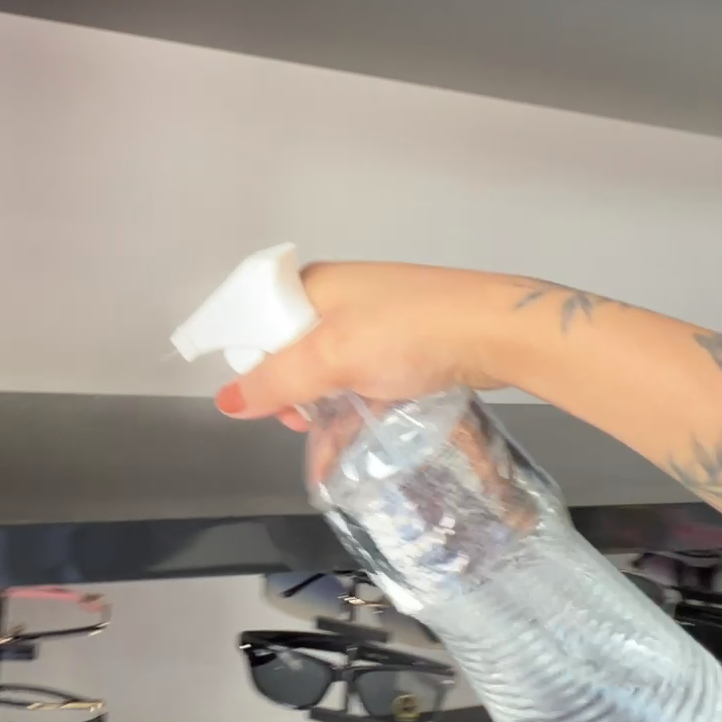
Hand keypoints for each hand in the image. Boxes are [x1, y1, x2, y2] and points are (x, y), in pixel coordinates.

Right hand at [213, 262, 525, 430]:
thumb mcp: (330, 358)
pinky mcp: (400, 340)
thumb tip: (225, 402)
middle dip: (286, 390)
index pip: (257, 320)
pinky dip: (349, 402)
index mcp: (312, 284)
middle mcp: (336, 296)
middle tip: (298, 423)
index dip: (251, 361)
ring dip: (318, 402)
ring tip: (325, 437)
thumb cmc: (405, 333)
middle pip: (288, 347)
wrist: (496, 330)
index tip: (263, 400)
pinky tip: (351, 435)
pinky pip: (358, 373)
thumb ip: (274, 382)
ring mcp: (371, 318)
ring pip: (325, 365)